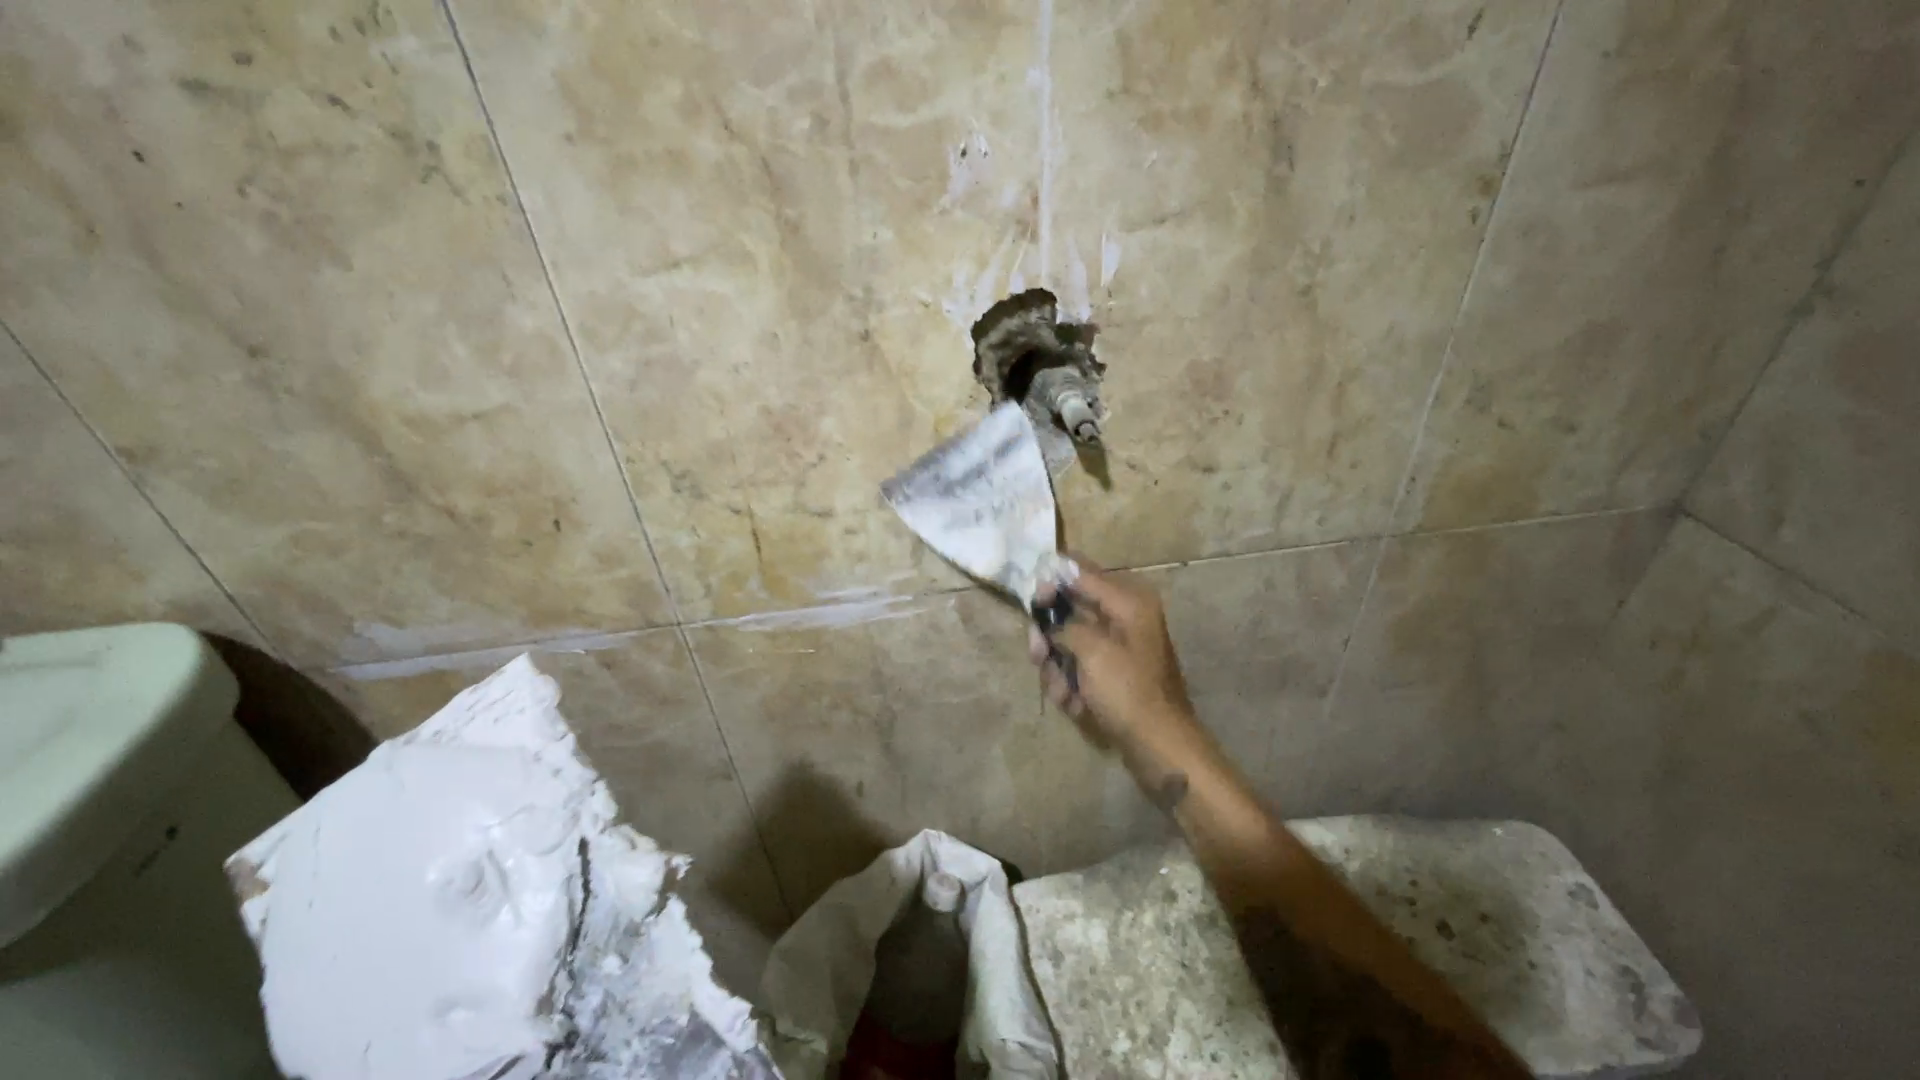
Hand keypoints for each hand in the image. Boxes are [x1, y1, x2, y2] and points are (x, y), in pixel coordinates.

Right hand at [1026, 561, 1197, 752]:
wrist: (1159, 745)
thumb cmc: (1128, 692)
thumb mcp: (1092, 651)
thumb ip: (1065, 624)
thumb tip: (1049, 616)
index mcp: (1129, 602)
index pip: (1082, 573)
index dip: (1052, 583)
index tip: (1032, 602)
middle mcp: (1127, 618)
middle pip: (1072, 611)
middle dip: (1051, 638)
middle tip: (1037, 656)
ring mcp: (1120, 649)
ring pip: (1071, 644)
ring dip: (1059, 668)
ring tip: (1062, 694)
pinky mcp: (1115, 675)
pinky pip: (1081, 668)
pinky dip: (1073, 685)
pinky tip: (1074, 705)